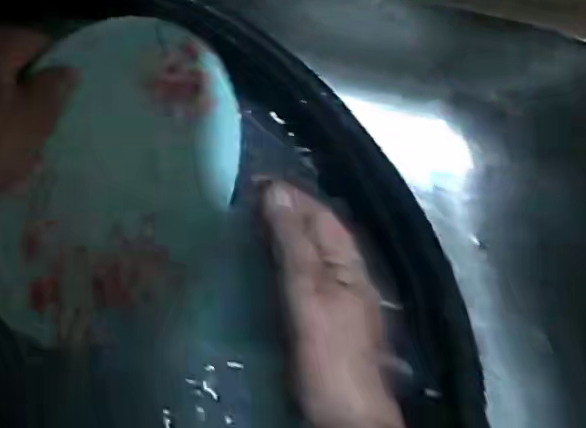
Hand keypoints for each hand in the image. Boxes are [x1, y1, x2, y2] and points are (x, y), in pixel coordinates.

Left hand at [0, 26, 72, 231]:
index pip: (33, 38)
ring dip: (17, 101)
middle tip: (56, 106)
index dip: (57, 57)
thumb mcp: (36, 116)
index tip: (72, 85)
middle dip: (35, 79)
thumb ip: (55, 86)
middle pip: (12, 57)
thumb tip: (67, 68)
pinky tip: (10, 146)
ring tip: (36, 131)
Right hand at [262, 181, 404, 427]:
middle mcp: (343, 277)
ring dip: (274, 234)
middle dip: (279, 211)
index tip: (248, 181)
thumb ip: (292, 240)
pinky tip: (250, 262)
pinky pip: (292, 276)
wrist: (343, 421)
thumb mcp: (308, 290)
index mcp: (349, 265)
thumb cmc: (328, 351)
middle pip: (311, 231)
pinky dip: (272, 261)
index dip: (288, 193)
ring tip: (238, 223)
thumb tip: (275, 189)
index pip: (319, 213)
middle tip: (237, 200)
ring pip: (301, 253)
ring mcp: (332, 301)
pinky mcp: (315, 321)